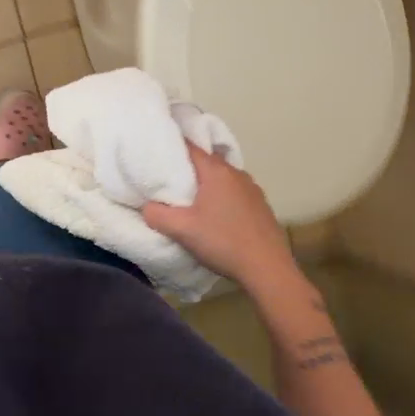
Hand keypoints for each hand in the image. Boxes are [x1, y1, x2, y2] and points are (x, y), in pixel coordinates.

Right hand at [143, 143, 296, 287]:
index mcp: (217, 172)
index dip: (172, 146)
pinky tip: (217, 216)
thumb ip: (156, 214)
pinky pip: (236, 192)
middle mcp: (237, 174)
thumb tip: (146, 207)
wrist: (267, 269)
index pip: (190, 147)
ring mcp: (253, 189)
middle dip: (188, 167)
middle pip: (208, 162)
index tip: (157, 152)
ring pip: (223, 178)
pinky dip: (223, 197)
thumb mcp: (181, 230)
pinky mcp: (262, 206)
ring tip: (192, 199)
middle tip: (169, 180)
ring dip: (208, 184)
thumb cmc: (222, 242)